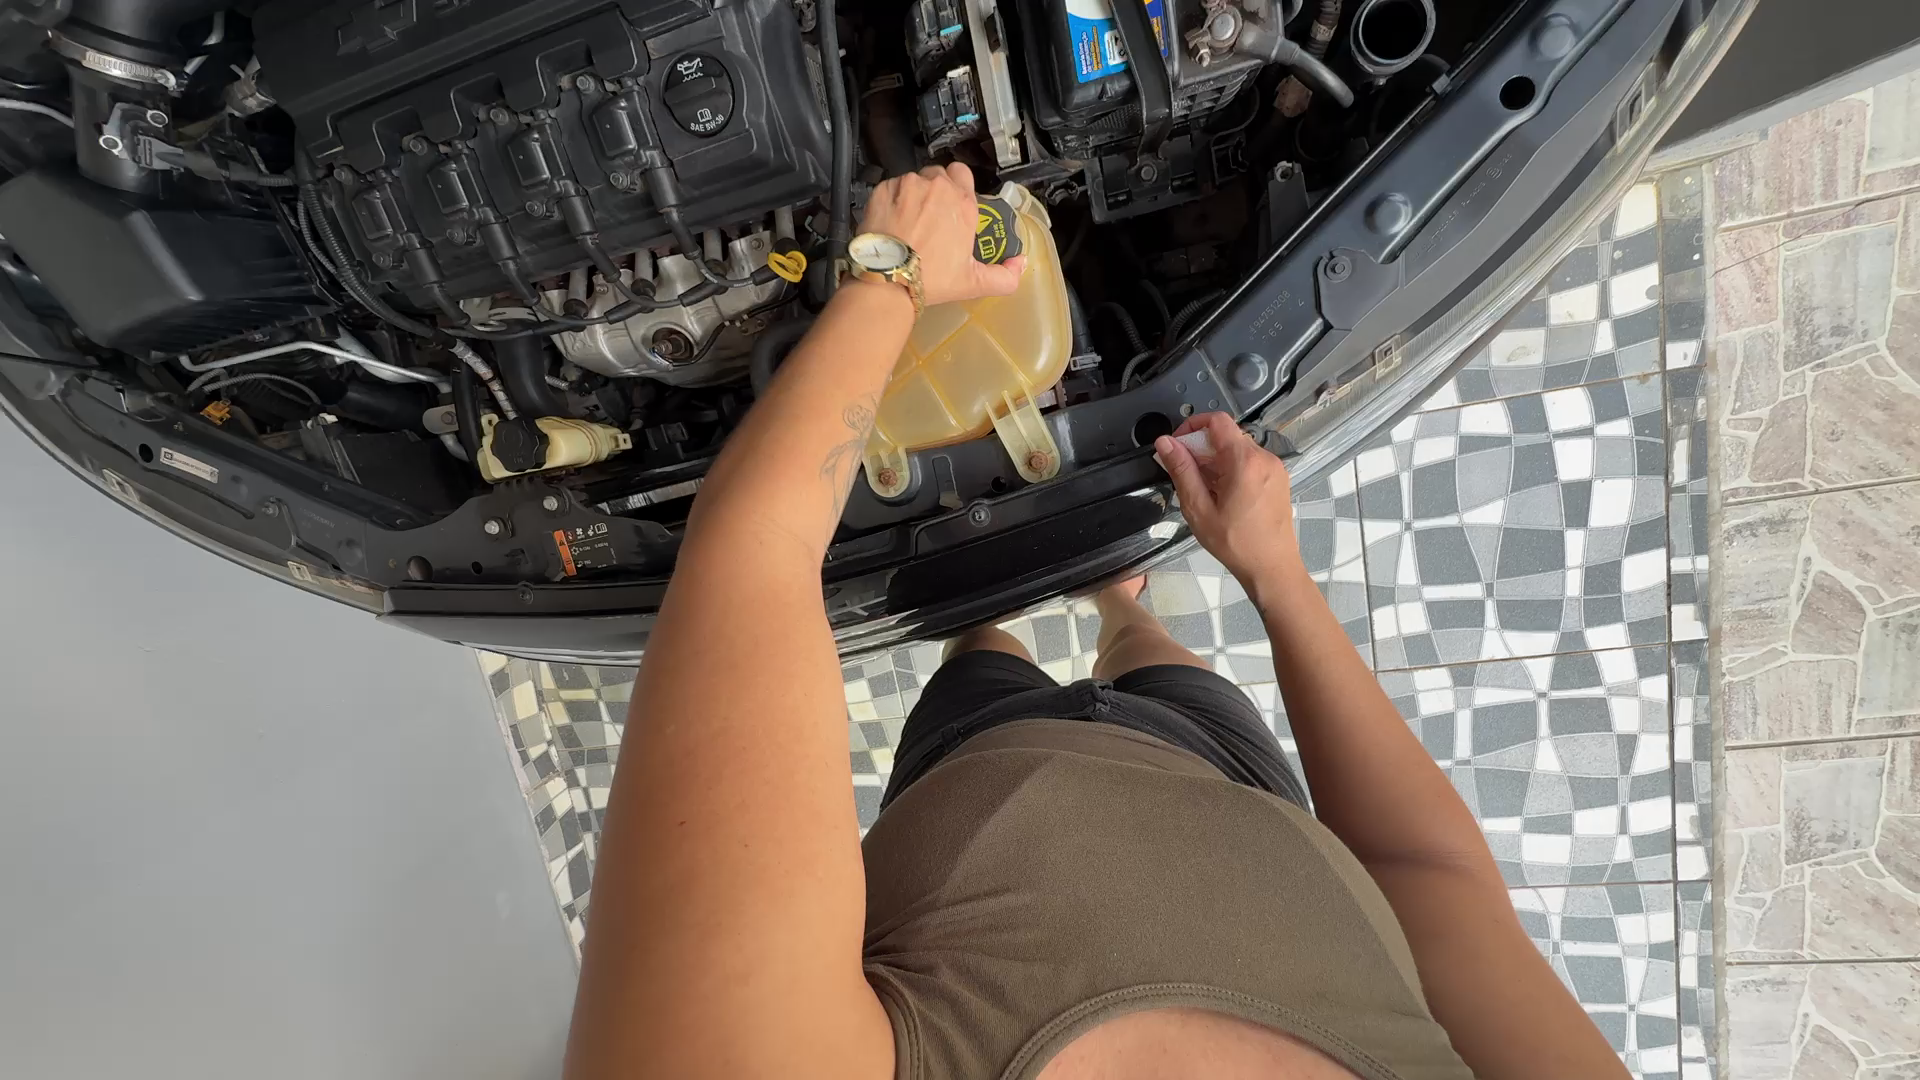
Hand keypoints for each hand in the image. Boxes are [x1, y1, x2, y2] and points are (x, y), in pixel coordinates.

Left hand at [856, 163, 1027, 307]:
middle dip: (937, 193)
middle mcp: (937, 186)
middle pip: (939, 176)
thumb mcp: (974, 284)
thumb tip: (1020, 264)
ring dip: (915, 197)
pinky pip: (892, 188)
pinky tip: (893, 224)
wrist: (887, 280)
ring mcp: (908, 185)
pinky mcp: (883, 189)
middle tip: (933, 220)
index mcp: (962, 202)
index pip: (964, 175)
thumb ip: (1004, 276)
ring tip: (911, 224)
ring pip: (915, 181)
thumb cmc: (931, 279)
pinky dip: (894, 201)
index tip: (954, 210)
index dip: (959, 190)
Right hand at [1153, 412, 1304, 586]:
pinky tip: (1221, 494)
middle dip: (1200, 448)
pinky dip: (1230, 469)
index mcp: (1245, 461)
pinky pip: (1249, 461)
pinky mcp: (1277, 477)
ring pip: (1237, 448)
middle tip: (1184, 473)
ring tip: (1203, 490)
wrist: (1271, 567)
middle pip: (1226, 435)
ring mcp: (1274, 467)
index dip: (1192, 426)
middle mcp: (1264, 458)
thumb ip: (1181, 470)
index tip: (1177, 445)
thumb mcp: (1198, 508)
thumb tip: (1165, 443)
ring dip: (1214, 460)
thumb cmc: (1235, 543)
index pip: (1216, 421)